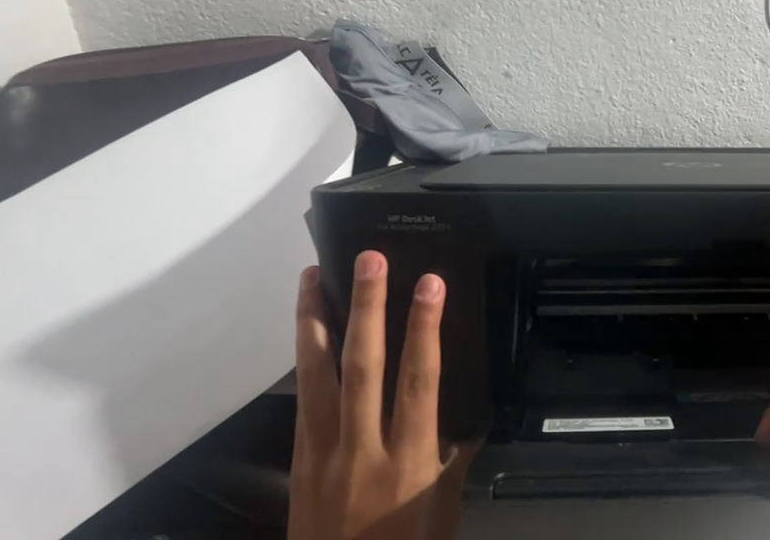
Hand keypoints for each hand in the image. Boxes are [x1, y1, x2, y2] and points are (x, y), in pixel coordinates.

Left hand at [289, 253, 474, 539]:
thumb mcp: (441, 508)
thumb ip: (454, 456)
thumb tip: (471, 414)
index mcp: (407, 463)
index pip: (417, 383)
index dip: (424, 330)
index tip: (429, 283)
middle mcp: (360, 451)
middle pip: (362, 368)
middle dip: (367, 309)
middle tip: (368, 260)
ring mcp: (322, 453)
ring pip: (317, 375)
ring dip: (315, 321)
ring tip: (313, 277)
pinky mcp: (299, 458)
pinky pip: (303, 395)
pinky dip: (305, 354)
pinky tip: (307, 328)